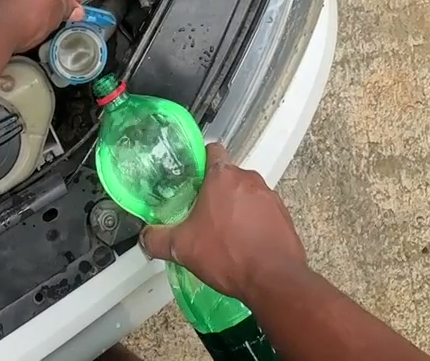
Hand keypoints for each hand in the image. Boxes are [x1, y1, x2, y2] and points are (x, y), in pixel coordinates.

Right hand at [139, 143, 307, 303]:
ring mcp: (269, 195)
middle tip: (206, 214)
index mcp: (221, 176)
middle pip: (229, 175)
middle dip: (218, 191)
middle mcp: (247, 178)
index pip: (212, 150)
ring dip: (239, 207)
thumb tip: (145, 237)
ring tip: (228, 234)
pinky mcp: (284, 214)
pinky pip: (265, 211)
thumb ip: (159, 239)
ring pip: (247, 193)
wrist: (274, 280)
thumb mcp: (184, 248)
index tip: (194, 177)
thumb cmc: (228, 254)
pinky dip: (257, 222)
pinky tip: (248, 244)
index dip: (202, 160)